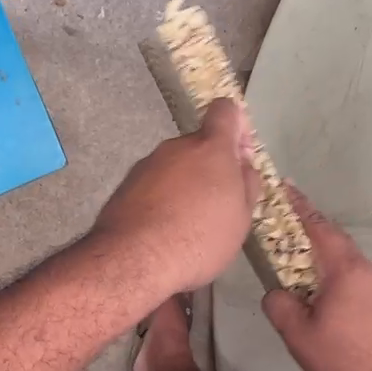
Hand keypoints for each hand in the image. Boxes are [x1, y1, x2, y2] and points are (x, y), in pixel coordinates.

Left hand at [90, 99, 260, 294]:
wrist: (133, 259)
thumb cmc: (198, 238)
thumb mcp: (241, 217)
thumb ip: (246, 184)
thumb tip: (242, 166)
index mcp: (210, 147)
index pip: (226, 111)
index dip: (238, 127)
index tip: (241, 155)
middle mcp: (174, 148)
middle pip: (198, 147)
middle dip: (210, 170)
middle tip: (217, 206)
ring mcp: (146, 166)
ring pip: (174, 170)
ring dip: (184, 188)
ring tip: (189, 226)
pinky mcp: (124, 187)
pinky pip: (152, 187)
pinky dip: (161, 202)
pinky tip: (163, 232)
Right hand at [260, 186, 371, 370]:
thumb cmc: (344, 358)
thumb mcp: (298, 334)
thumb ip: (279, 306)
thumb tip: (276, 293)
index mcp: (344, 269)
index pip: (318, 227)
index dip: (299, 207)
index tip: (284, 188)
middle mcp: (367, 270)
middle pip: (335, 241)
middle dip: (310, 230)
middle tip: (285, 225)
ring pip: (346, 262)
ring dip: (323, 257)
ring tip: (299, 263)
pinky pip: (355, 279)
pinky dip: (335, 276)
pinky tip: (323, 294)